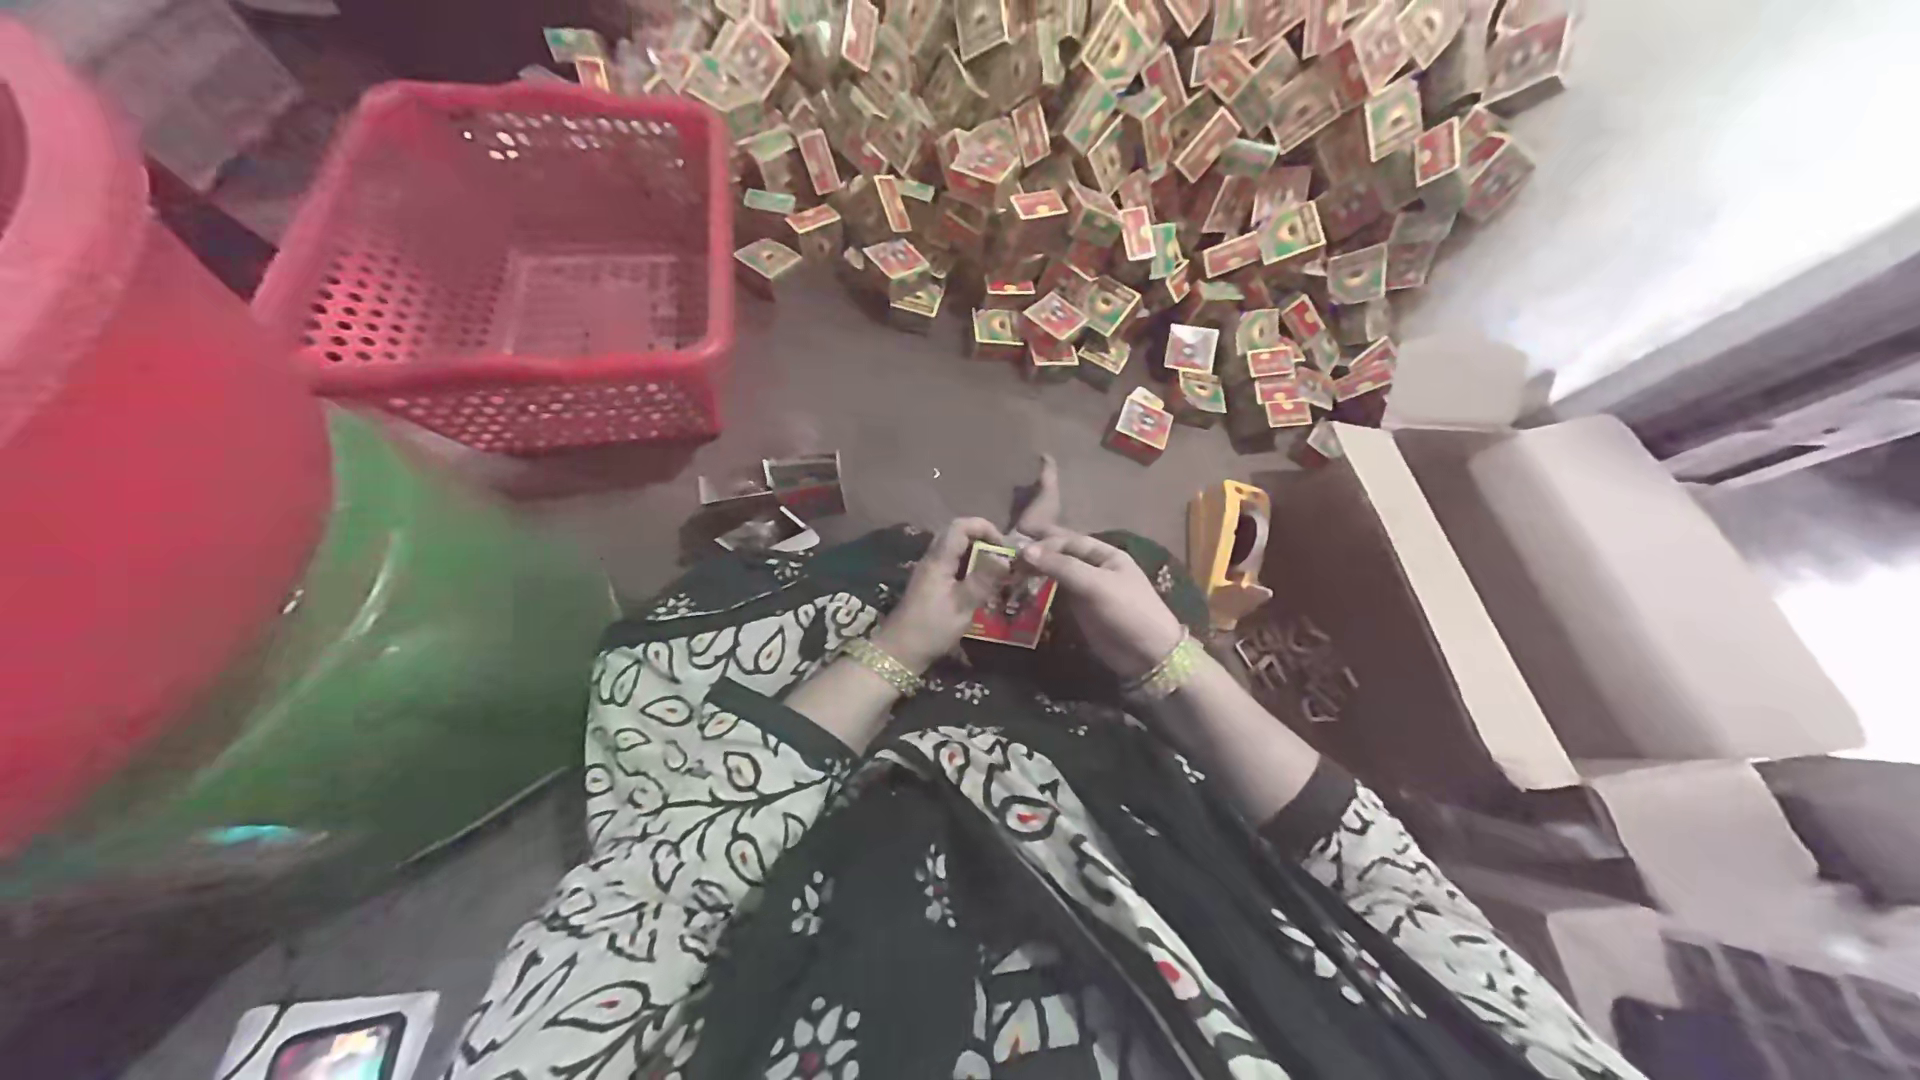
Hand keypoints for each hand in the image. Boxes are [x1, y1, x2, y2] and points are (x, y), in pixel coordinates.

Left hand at [871, 518, 1008, 672]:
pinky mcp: (930, 583)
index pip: (960, 526)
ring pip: (954, 549)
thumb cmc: (932, 628)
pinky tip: (980, 584)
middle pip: (957, 534)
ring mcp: (929, 571)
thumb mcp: (963, 605)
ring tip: (996, 571)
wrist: (900, 651)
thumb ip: (984, 579)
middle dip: (982, 539)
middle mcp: (932, 559)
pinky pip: (951, 564)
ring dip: (976, 554)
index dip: (984, 527)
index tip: (1003, 545)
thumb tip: (1004, 557)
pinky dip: (968, 567)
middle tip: (1002, 557)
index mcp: (938, 559)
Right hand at [1018, 531, 1184, 679]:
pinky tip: (1022, 589)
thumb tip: (1025, 551)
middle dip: (1037, 554)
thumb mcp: (1095, 584)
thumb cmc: (1127, 611)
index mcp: (1105, 554)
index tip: (1018, 551)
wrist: (1147, 655)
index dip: (1044, 543)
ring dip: (1036, 571)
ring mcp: (1087, 589)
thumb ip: (1061, 567)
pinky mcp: (1080, 610)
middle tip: (1008, 556)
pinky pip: (1056, 594)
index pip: (1069, 541)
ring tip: (1010, 572)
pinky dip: (1039, 590)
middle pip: (1061, 555)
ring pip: (1056, 574)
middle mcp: (1095, 567)